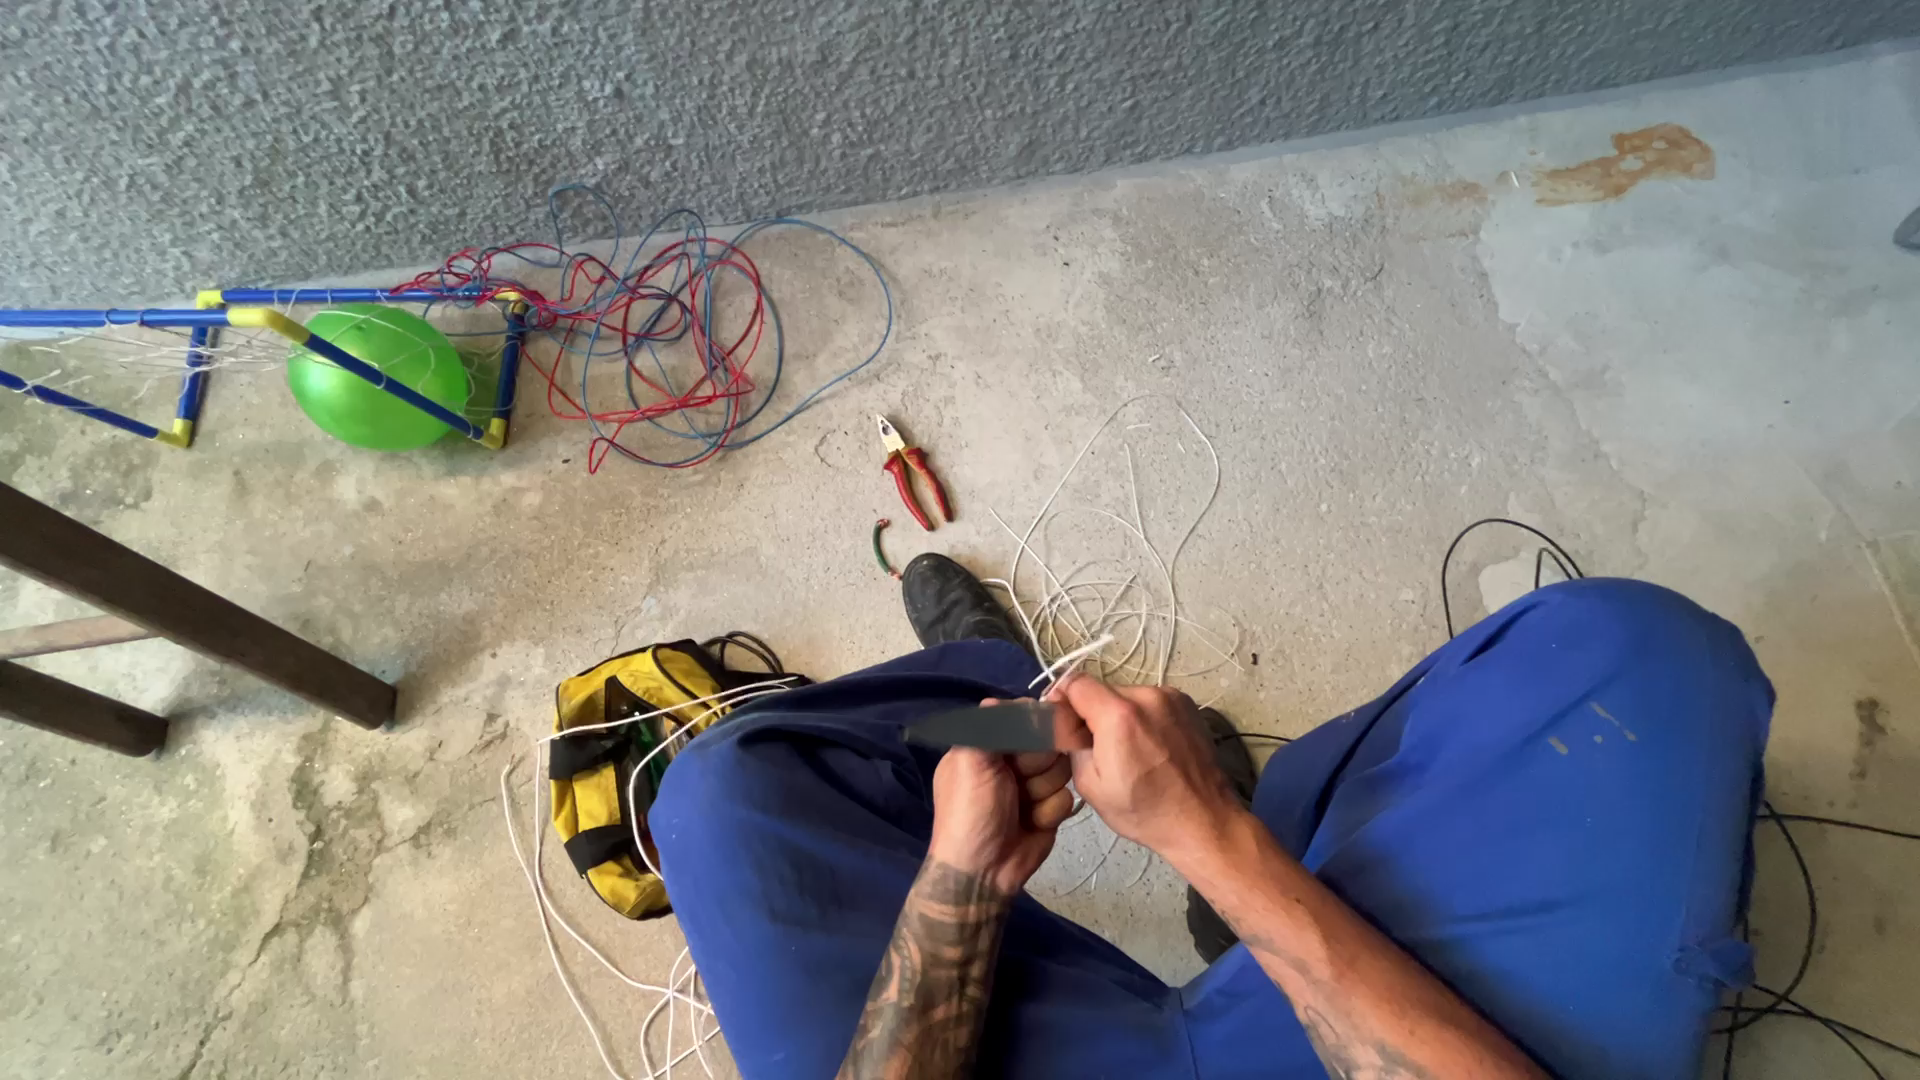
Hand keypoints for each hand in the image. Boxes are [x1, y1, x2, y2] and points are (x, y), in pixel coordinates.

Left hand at [927, 700, 1076, 895]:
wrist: (984, 871)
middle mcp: (1011, 759)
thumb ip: (984, 728)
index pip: (1023, 714)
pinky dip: (1050, 811)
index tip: (1031, 735)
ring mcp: (1032, 783)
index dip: (1033, 724)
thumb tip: (994, 700)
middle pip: (1049, 739)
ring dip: (1042, 789)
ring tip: (1022, 806)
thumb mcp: (970, 762)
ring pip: (1062, 767)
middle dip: (1036, 762)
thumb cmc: (971, 811)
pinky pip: (1067, 796)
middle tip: (1016, 780)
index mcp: (988, 743)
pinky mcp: (1049, 808)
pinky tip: (1033, 823)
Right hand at [1055, 674, 1243, 857]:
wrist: (1205, 821)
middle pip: (1101, 689)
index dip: (1061, 697)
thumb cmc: (1145, 811)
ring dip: (1117, 714)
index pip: (1075, 683)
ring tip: (1126, 747)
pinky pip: (1149, 701)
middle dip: (1090, 711)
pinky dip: (1141, 716)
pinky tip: (1149, 744)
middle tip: (1091, 742)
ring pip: (1126, 695)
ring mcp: (1170, 696)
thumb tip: (1066, 724)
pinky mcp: (1188, 703)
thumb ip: (1071, 744)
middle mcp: (1145, 696)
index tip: (1059, 717)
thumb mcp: (1090, 786)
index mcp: (1118, 715)